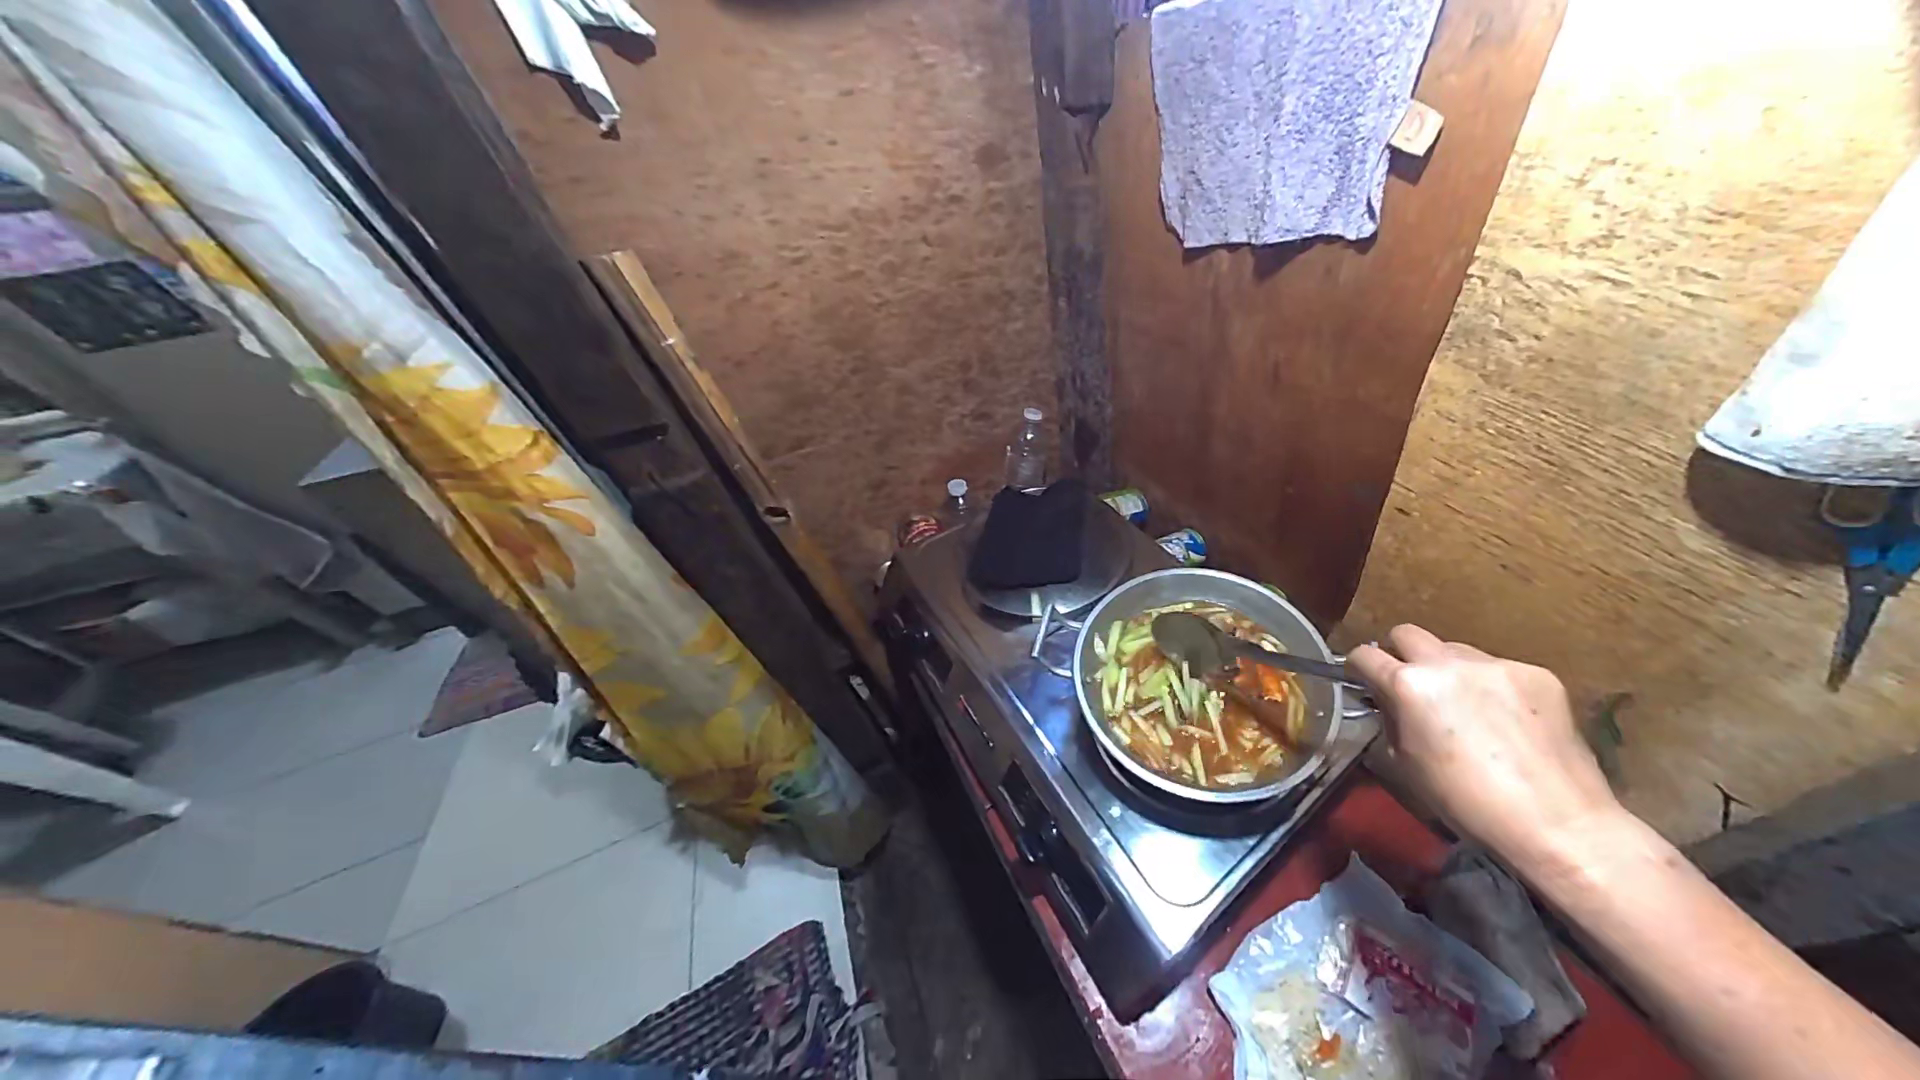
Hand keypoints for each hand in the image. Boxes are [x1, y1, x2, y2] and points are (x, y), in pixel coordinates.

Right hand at [1348, 625, 1621, 866]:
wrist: (1557, 825)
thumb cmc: (1464, 801)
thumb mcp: (1403, 761)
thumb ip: (1390, 718)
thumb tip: (1389, 703)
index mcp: (1407, 685)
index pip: (1364, 655)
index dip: (1359, 669)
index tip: (1364, 683)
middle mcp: (1447, 663)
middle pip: (1406, 634)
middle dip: (1401, 655)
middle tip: (1411, 687)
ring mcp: (1496, 665)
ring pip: (1455, 651)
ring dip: (1449, 670)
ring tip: (1466, 707)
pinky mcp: (1539, 675)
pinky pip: (1498, 669)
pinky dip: (1491, 686)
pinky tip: (1507, 720)